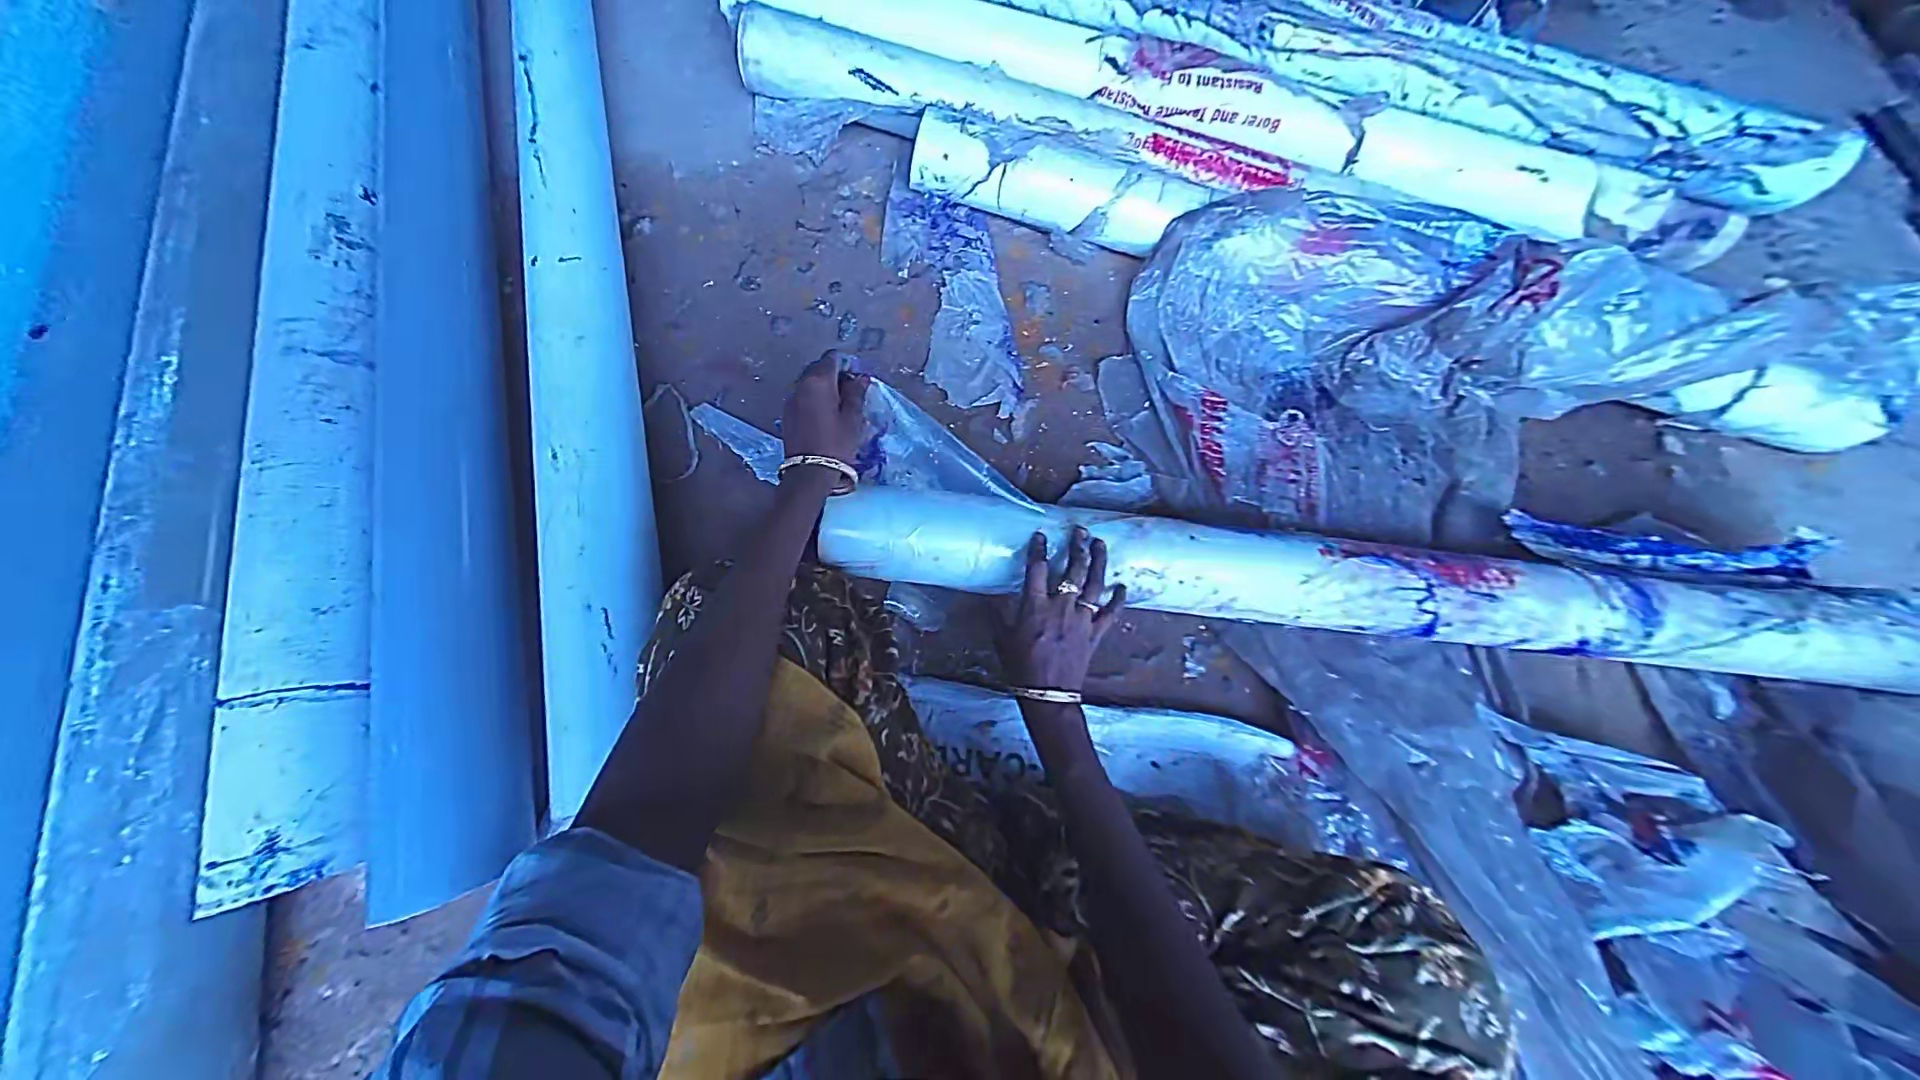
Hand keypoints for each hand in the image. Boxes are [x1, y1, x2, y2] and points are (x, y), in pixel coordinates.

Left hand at [781, 351, 869, 466]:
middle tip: (851, 392)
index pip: (832, 358)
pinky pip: (803, 397)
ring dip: (824, 388)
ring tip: (839, 405)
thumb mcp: (853, 419)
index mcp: (818, 382)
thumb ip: (856, 394)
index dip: (847, 364)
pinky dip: (814, 399)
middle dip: (835, 375)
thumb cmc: (836, 444)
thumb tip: (860, 377)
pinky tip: (825, 415)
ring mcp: (791, 400)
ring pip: (809, 383)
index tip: (857, 379)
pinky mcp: (787, 414)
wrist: (810, 472)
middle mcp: (800, 385)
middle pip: (818, 369)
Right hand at [996, 526, 1126, 691]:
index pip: (1037, 568)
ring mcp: (1082, 619)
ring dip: (1098, 562)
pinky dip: (1118, 599)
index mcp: (1035, 606)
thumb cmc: (1020, 666)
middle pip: (1073, 569)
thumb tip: (990, 597)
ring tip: (1100, 544)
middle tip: (1080, 531)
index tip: (1041, 535)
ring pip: (1094, 584)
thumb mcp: (1002, 638)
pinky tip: (1123, 586)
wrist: (1047, 694)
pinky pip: (1111, 613)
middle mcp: (1061, 606)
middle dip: (1077, 547)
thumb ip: (998, 614)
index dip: (1039, 549)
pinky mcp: (1095, 633)